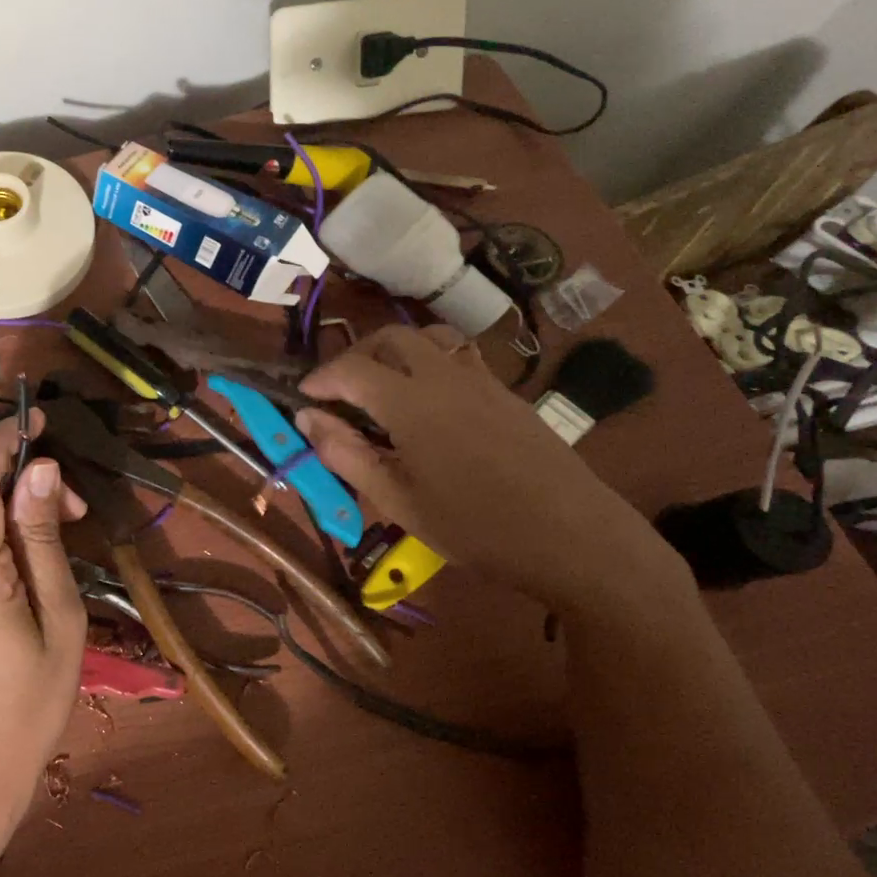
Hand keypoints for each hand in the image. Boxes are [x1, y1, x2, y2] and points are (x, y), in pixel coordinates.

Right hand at [297, 324, 682, 613]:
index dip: (319, 378)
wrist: (574, 538)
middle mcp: (444, 377)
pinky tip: (427, 404)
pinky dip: (430, 363)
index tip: (301, 399)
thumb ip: (345, 453)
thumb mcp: (396, 500)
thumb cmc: (474, 526)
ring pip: (431, 338)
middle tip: (338, 392)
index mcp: (410, 402)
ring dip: (396, 351)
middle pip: (391, 338)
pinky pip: (460, 357)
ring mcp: (482, 381)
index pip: (351, 369)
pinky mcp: (507, 395)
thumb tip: (308, 419)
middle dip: (355, 356)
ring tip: (382, 386)